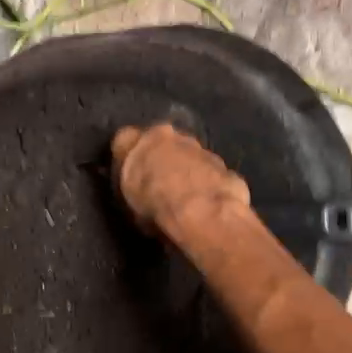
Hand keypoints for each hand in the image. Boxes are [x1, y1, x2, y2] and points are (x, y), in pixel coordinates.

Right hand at [111, 124, 250, 231]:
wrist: (205, 215)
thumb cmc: (155, 205)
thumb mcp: (127, 199)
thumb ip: (130, 183)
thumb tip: (134, 187)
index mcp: (145, 139)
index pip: (125, 139)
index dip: (125, 157)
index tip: (126, 173)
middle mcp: (175, 137)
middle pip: (162, 143)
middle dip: (159, 159)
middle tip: (155, 184)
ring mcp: (204, 151)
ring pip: (189, 157)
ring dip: (185, 171)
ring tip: (182, 198)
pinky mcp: (226, 169)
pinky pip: (210, 174)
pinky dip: (206, 185)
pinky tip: (203, 205)